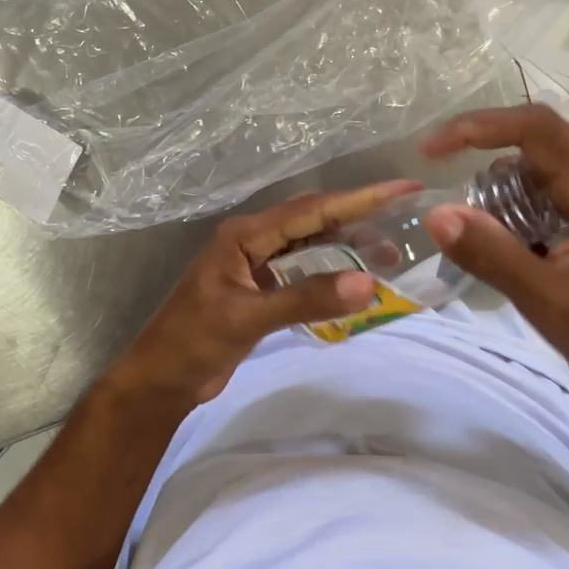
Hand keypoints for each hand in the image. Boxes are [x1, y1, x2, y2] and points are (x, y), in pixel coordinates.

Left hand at [109, 181, 421, 403]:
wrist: (161, 380)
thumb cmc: (193, 342)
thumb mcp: (247, 318)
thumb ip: (305, 299)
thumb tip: (368, 284)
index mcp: (244, 236)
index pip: (311, 210)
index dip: (359, 198)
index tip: (404, 189)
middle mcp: (250, 243)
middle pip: (312, 221)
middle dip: (358, 217)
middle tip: (407, 221)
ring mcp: (253, 268)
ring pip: (308, 246)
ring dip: (345, 246)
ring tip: (388, 253)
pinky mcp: (257, 293)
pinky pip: (300, 273)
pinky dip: (328, 274)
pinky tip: (352, 282)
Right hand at [419, 105, 568, 400]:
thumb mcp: (544, 298)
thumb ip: (491, 253)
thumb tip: (436, 214)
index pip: (537, 130)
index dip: (477, 127)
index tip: (430, 149)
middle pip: (540, 139)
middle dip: (483, 154)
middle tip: (443, 184)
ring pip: (546, 161)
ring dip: (506, 185)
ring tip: (484, 229)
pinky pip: (559, 180)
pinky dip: (525, 198)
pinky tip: (515, 236)